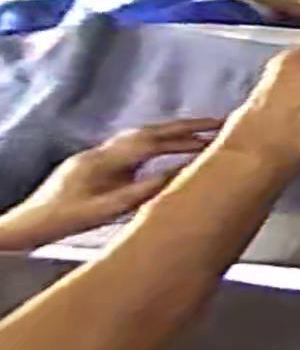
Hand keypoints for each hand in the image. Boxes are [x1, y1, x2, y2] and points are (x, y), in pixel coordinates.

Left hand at [0, 118, 223, 246]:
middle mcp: (100, 152)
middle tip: (222, 122)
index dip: (188, 141)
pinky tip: (174, 144)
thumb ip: (152, 187)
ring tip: (205, 130)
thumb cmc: (70, 218)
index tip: (219, 141)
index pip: (152, 144)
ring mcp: (96, 155)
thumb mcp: (114, 206)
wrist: (27, 226)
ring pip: (140, 135)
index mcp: (103, 162)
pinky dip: (161, 139)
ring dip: (174, 130)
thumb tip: (191, 171)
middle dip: (186, 126)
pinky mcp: (96, 161)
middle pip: (148, 132)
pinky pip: (134, 143)